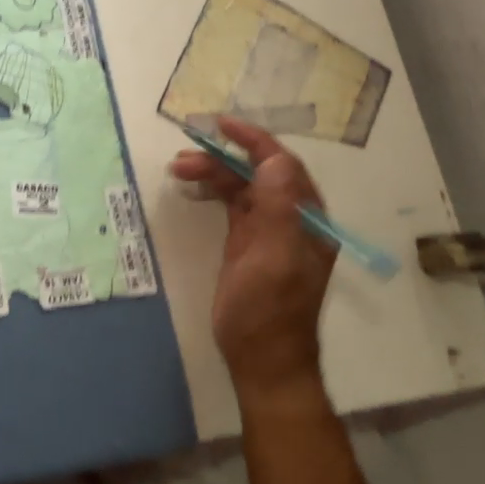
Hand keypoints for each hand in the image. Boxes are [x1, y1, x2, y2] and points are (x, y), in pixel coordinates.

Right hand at [171, 118, 334, 401]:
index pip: (282, 166)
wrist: (262, 359)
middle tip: (182, 157)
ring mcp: (269, 231)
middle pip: (258, 172)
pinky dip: (213, 190)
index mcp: (306, 220)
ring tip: (178, 170)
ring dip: (213, 172)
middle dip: (222, 157)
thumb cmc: (268, 313)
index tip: (220, 124)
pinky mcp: (247, 243)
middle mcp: (291, 219)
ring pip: (242, 186)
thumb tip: (275, 160)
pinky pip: (232, 204)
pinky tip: (192, 187)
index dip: (254, 141)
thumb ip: (278, 209)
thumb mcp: (274, 260)